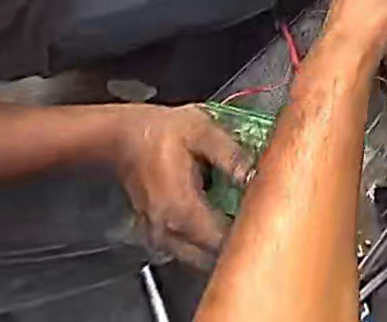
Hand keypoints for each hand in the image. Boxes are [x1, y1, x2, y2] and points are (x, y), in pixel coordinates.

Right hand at [106, 104, 252, 268]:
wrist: (125, 136)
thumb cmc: (161, 131)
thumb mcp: (202, 130)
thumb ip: (230, 153)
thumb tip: (254, 173)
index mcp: (181, 209)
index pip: (221, 241)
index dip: (244, 228)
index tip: (261, 208)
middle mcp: (168, 232)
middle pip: (210, 255)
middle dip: (234, 236)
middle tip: (252, 207)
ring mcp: (160, 236)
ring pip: (198, 255)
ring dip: (219, 238)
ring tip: (235, 206)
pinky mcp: (157, 232)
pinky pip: (187, 247)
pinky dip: (204, 235)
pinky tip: (216, 208)